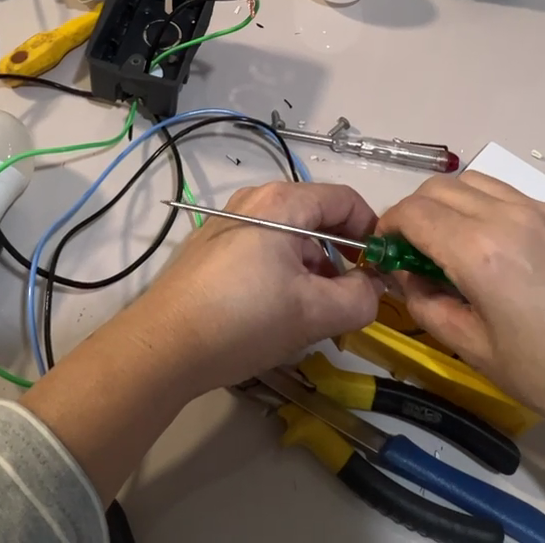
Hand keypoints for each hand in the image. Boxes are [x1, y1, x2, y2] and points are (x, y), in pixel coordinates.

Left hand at [22, 182, 382, 501]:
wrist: (163, 346)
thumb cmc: (244, 319)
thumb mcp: (314, 313)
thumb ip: (359, 298)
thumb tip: (371, 288)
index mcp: (282, 202)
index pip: (345, 201)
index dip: (371, 233)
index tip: (381, 271)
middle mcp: (253, 199)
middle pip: (316, 216)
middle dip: (340, 255)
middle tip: (348, 298)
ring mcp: (227, 221)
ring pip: (289, 235)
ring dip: (312, 268)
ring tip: (313, 314)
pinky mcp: (210, 247)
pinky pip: (262, 248)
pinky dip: (282, 272)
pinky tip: (276, 313)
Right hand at [378, 172, 544, 542]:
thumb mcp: (478, 352)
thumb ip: (428, 305)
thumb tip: (407, 276)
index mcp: (480, 250)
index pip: (412, 213)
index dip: (387, 228)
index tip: (385, 252)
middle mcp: (509, 215)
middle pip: (439, 188)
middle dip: (414, 212)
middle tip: (414, 252)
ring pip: (475, 182)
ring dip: (449, 203)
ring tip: (452, 244)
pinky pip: (512, 197)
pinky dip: (487, 208)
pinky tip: (501, 251)